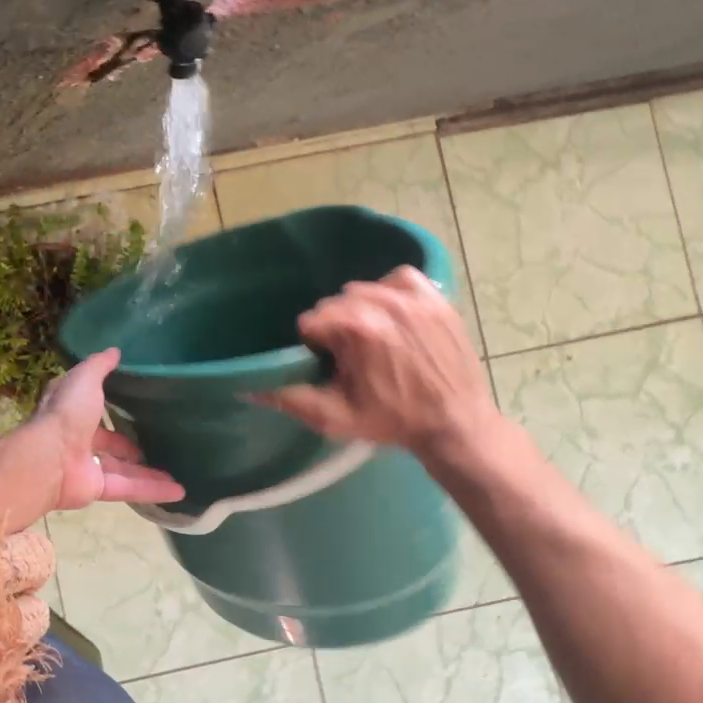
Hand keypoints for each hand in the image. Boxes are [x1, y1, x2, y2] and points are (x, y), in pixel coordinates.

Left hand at [0, 349, 185, 533]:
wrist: (50, 459)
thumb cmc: (65, 413)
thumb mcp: (84, 379)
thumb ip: (99, 366)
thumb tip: (115, 350)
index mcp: (69, 409)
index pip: (88, 404)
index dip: (106, 402)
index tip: (132, 401)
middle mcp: (76, 436)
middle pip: (106, 441)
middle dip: (127, 444)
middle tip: (156, 442)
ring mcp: (85, 464)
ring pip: (121, 468)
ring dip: (148, 471)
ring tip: (178, 471)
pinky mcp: (95, 488)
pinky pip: (128, 488)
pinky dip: (152, 490)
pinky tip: (178, 491)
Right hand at [259, 265, 503, 464]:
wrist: (457, 425)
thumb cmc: (392, 420)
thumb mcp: (333, 417)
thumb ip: (288, 399)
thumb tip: (245, 389)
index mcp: (354, 329)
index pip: (310, 321)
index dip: (314, 344)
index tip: (329, 364)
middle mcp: (382, 305)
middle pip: (334, 304)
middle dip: (334, 327)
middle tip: (350, 357)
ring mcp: (413, 300)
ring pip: (361, 290)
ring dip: (358, 310)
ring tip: (372, 338)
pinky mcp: (437, 301)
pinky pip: (399, 278)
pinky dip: (390, 291)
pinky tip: (392, 314)